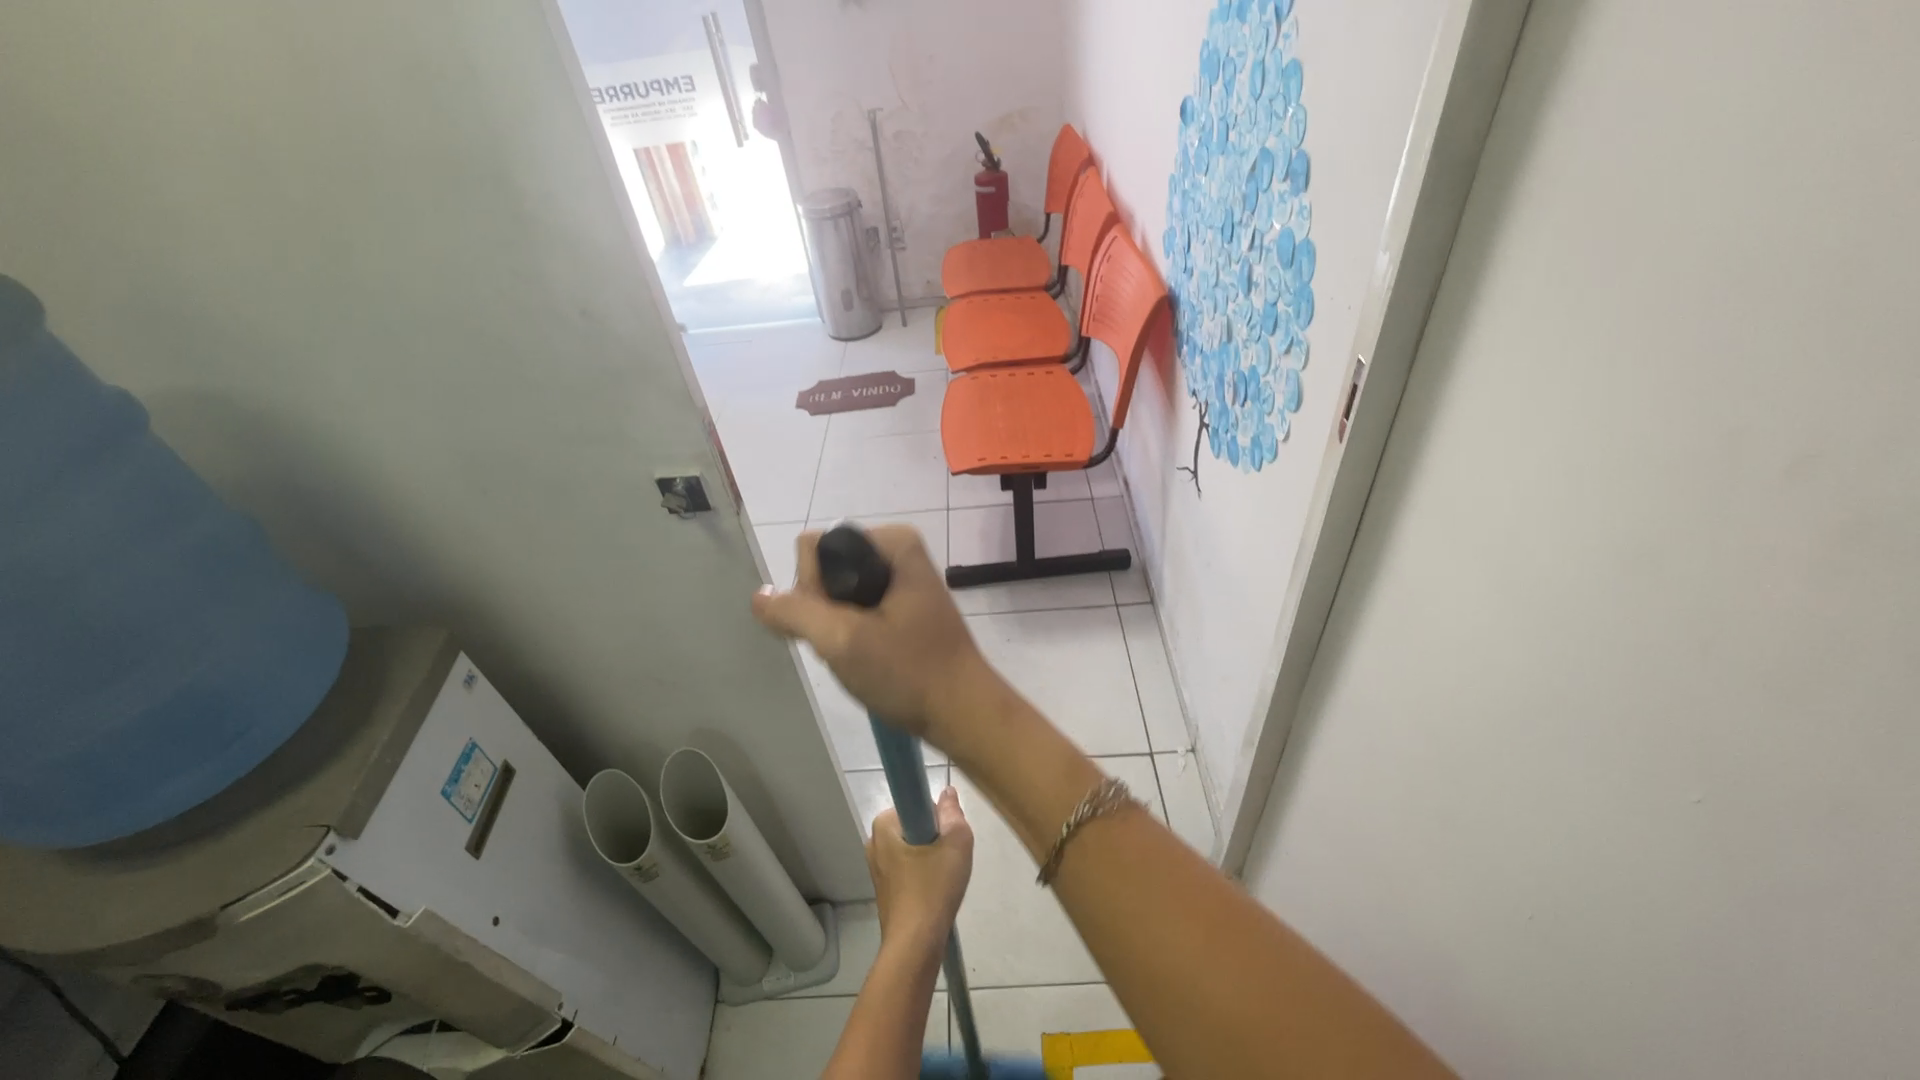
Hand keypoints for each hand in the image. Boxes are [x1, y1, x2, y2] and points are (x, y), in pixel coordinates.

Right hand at [753, 526, 987, 743]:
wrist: (962, 712)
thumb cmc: (909, 673)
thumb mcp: (844, 641)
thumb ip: (796, 612)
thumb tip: (758, 595)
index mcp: (892, 541)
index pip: (814, 548)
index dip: (812, 590)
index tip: (841, 626)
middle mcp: (896, 550)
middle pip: (823, 570)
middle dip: (824, 610)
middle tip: (852, 646)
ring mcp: (899, 580)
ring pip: (834, 593)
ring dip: (834, 628)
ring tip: (861, 656)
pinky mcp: (900, 606)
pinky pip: (853, 610)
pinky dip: (849, 635)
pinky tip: (866, 659)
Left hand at [866, 787, 973, 945]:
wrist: (915, 943)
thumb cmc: (933, 888)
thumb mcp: (955, 844)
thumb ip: (953, 814)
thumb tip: (947, 792)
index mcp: (883, 827)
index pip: (914, 805)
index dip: (935, 817)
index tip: (946, 837)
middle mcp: (874, 843)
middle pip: (913, 827)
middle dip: (934, 838)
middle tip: (949, 857)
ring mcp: (876, 869)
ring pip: (912, 850)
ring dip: (930, 859)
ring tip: (944, 878)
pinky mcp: (883, 889)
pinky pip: (908, 870)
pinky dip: (923, 876)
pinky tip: (935, 892)